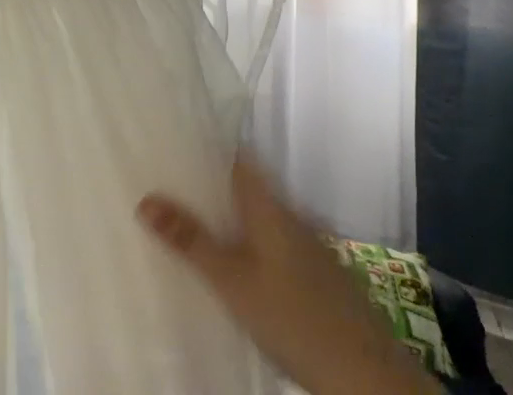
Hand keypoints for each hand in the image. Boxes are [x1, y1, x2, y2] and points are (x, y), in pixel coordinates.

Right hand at [137, 159, 439, 394]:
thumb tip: (145, 199)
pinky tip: (233, 263)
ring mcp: (312, 250)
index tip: (176, 142)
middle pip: (249, 190)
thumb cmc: (293, 317)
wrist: (367, 377)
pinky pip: (275, 246)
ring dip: (230, 218)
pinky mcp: (320, 279)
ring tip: (192, 221)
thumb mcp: (230, 280)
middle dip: (212, 186)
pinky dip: (249, 244)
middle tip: (169, 184)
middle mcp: (294, 220)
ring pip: (262, 220)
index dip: (210, 148)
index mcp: (271, 210)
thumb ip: (190, 240)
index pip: (240, 160)